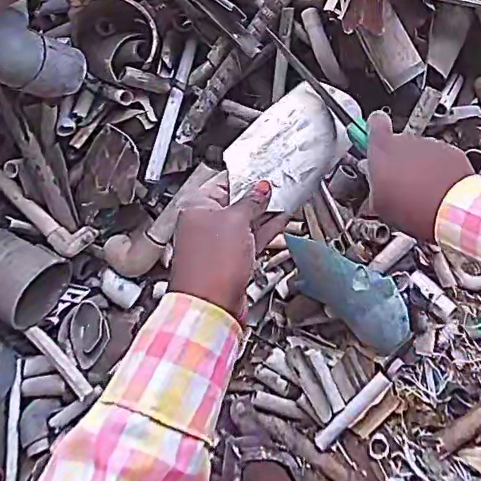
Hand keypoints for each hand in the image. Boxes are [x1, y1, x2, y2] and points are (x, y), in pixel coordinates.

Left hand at [169, 176, 284, 316]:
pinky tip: (280, 219)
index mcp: (196, 208)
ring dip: (264, 212)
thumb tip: (260, 189)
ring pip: (245, 222)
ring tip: (283, 199)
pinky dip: (266, 229)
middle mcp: (205, 225)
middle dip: (256, 195)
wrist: (211, 307)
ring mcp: (218, 244)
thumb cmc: (210, 266)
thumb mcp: (235, 222)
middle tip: (276, 185)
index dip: (244, 176)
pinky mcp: (231, 261)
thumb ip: (250, 202)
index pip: (223, 183)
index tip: (262, 172)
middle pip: (235, 202)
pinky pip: (251, 239)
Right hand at [364, 111, 472, 243]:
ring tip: (420, 193)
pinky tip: (436, 192)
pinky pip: (439, 159)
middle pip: (398, 143)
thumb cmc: (415, 208)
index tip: (372, 135)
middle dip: (398, 159)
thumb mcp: (381, 204)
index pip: (375, 123)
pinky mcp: (451, 152)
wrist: (454, 212)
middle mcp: (407, 141)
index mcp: (383, 149)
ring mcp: (430, 145)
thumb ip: (374, 185)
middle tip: (399, 182)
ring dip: (418, 167)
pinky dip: (438, 171)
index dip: (374, 128)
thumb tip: (373, 185)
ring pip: (419, 152)